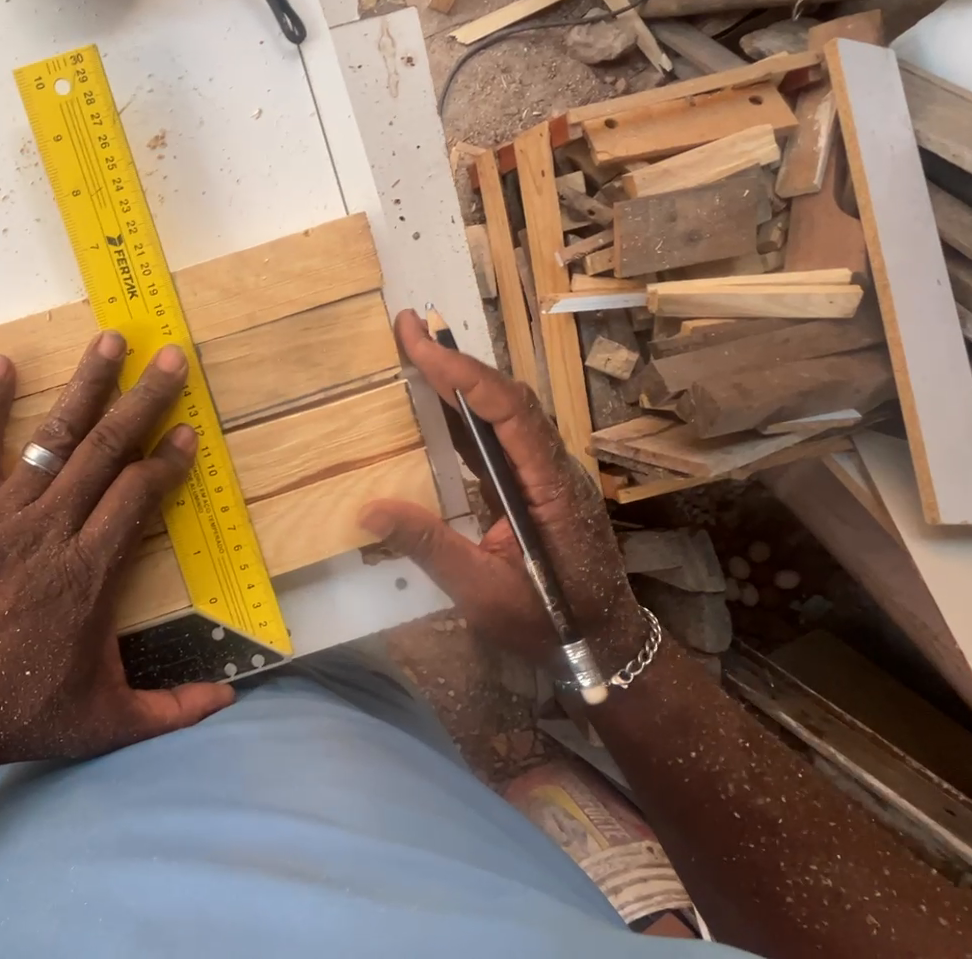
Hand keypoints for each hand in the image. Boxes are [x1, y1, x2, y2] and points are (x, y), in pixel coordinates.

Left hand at [0, 331, 235, 772]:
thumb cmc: (15, 713)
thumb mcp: (103, 723)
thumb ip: (172, 711)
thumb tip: (232, 700)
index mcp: (88, 574)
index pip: (138, 496)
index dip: (167, 461)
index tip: (188, 432)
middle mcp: (50, 532)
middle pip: (106, 451)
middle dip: (143, 401)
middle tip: (170, 358)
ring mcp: (2, 518)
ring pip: (54, 440)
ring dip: (85, 387)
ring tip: (110, 340)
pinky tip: (0, 363)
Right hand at [360, 310, 645, 663]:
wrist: (601, 641)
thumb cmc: (548, 620)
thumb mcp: (483, 592)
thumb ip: (430, 547)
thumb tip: (370, 509)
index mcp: (550, 486)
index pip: (510, 412)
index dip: (464, 376)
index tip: (421, 347)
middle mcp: (550, 467)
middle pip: (507, 398)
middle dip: (455, 361)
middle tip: (407, 329)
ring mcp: (542, 474)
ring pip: (502, 412)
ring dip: (458, 381)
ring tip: (413, 353)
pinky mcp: (530, 485)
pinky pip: (495, 438)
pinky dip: (461, 414)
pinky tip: (432, 405)